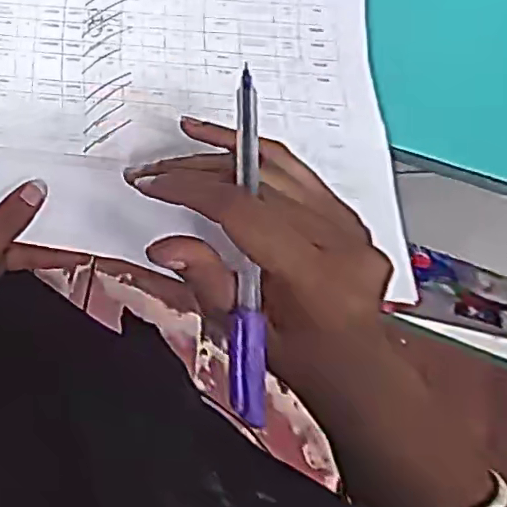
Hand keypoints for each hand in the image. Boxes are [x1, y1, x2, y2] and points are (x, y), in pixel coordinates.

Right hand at [119, 117, 392, 371]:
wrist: (356, 365)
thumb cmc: (299, 355)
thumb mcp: (242, 327)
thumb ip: (205, 280)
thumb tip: (163, 247)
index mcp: (315, 276)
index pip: (242, 210)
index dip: (188, 189)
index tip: (150, 185)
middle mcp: (341, 243)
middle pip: (255, 183)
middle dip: (193, 172)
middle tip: (151, 174)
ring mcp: (348, 225)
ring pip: (274, 166)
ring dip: (220, 154)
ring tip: (179, 148)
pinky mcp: (344, 214)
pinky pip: (295, 170)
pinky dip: (255, 150)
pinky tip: (224, 141)